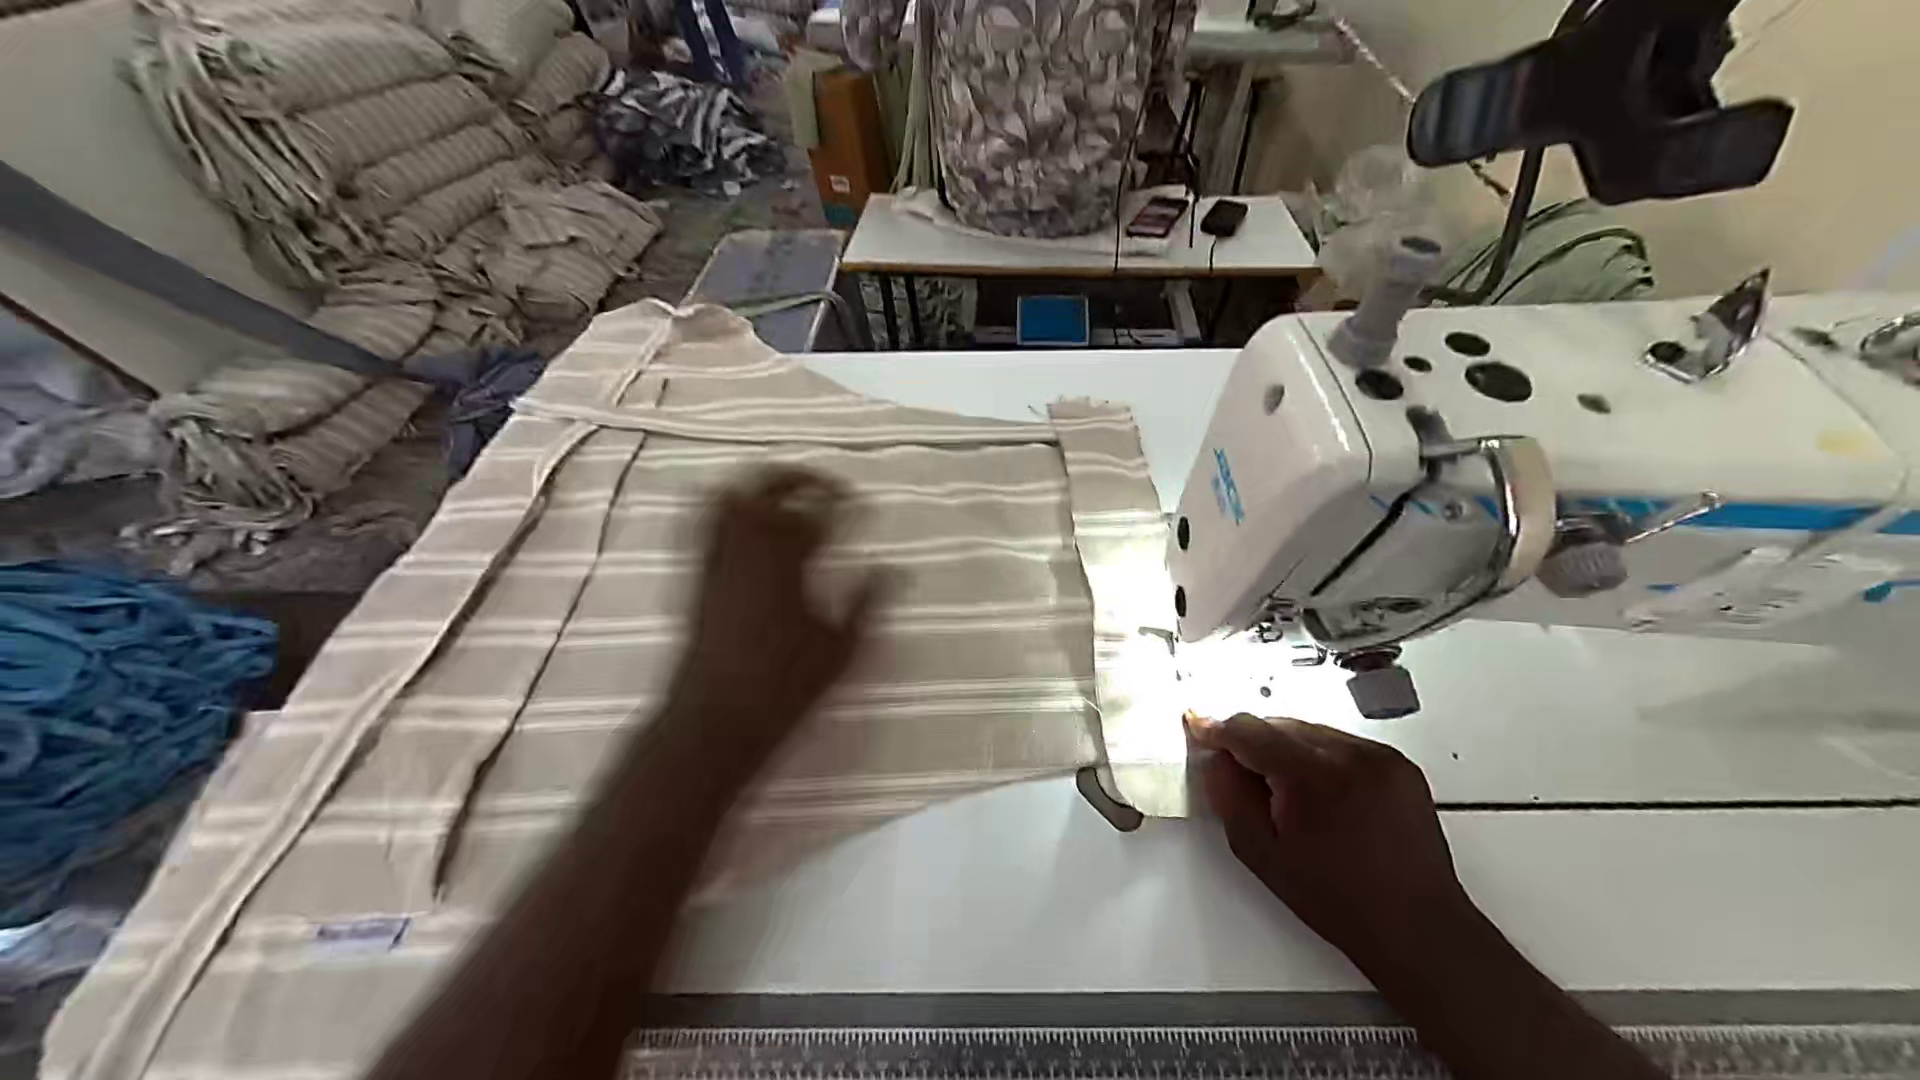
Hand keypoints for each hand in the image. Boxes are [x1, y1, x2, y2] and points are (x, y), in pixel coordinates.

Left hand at [668, 467, 889, 765]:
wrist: (715, 717)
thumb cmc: (781, 688)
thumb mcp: (838, 650)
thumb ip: (865, 603)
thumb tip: (889, 570)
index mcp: (786, 567)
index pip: (815, 515)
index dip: (839, 501)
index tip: (856, 501)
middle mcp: (747, 554)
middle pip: (763, 491)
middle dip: (795, 477)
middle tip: (820, 485)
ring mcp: (716, 563)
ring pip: (727, 501)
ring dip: (757, 488)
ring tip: (782, 493)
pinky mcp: (697, 579)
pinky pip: (704, 527)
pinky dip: (724, 511)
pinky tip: (742, 523)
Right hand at [1187, 713, 1472, 965]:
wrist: (1418, 929)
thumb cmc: (1345, 902)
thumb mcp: (1262, 853)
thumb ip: (1228, 797)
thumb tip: (1216, 761)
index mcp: (1315, 776)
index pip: (1250, 731)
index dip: (1216, 727)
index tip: (1198, 723)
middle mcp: (1352, 757)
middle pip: (1278, 725)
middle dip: (1252, 743)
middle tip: (1239, 775)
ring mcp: (1380, 758)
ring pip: (1307, 731)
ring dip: (1284, 749)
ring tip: (1286, 795)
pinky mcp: (1397, 764)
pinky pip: (1338, 742)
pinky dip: (1317, 757)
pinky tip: (1318, 794)